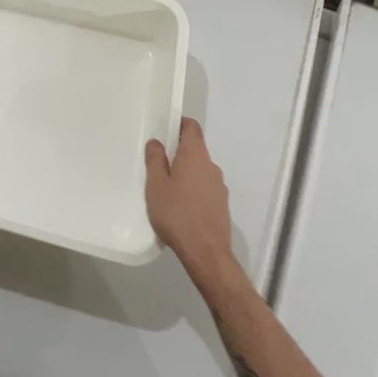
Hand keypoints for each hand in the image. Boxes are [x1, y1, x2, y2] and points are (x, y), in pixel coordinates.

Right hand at [145, 117, 235, 278]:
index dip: (179, 123)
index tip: (165, 129)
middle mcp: (211, 166)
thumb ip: (155, 160)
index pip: (192, 127)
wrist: (206, 253)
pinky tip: (181, 207)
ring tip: (168, 189)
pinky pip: (205, 188)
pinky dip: (193, 189)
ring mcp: (219, 187)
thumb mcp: (156, 185)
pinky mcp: (221, 205)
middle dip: (179, 152)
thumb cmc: (176, 214)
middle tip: (159, 163)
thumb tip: (157, 142)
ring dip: (186, 173)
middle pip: (196, 149)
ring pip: (200, 170)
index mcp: (195, 156)